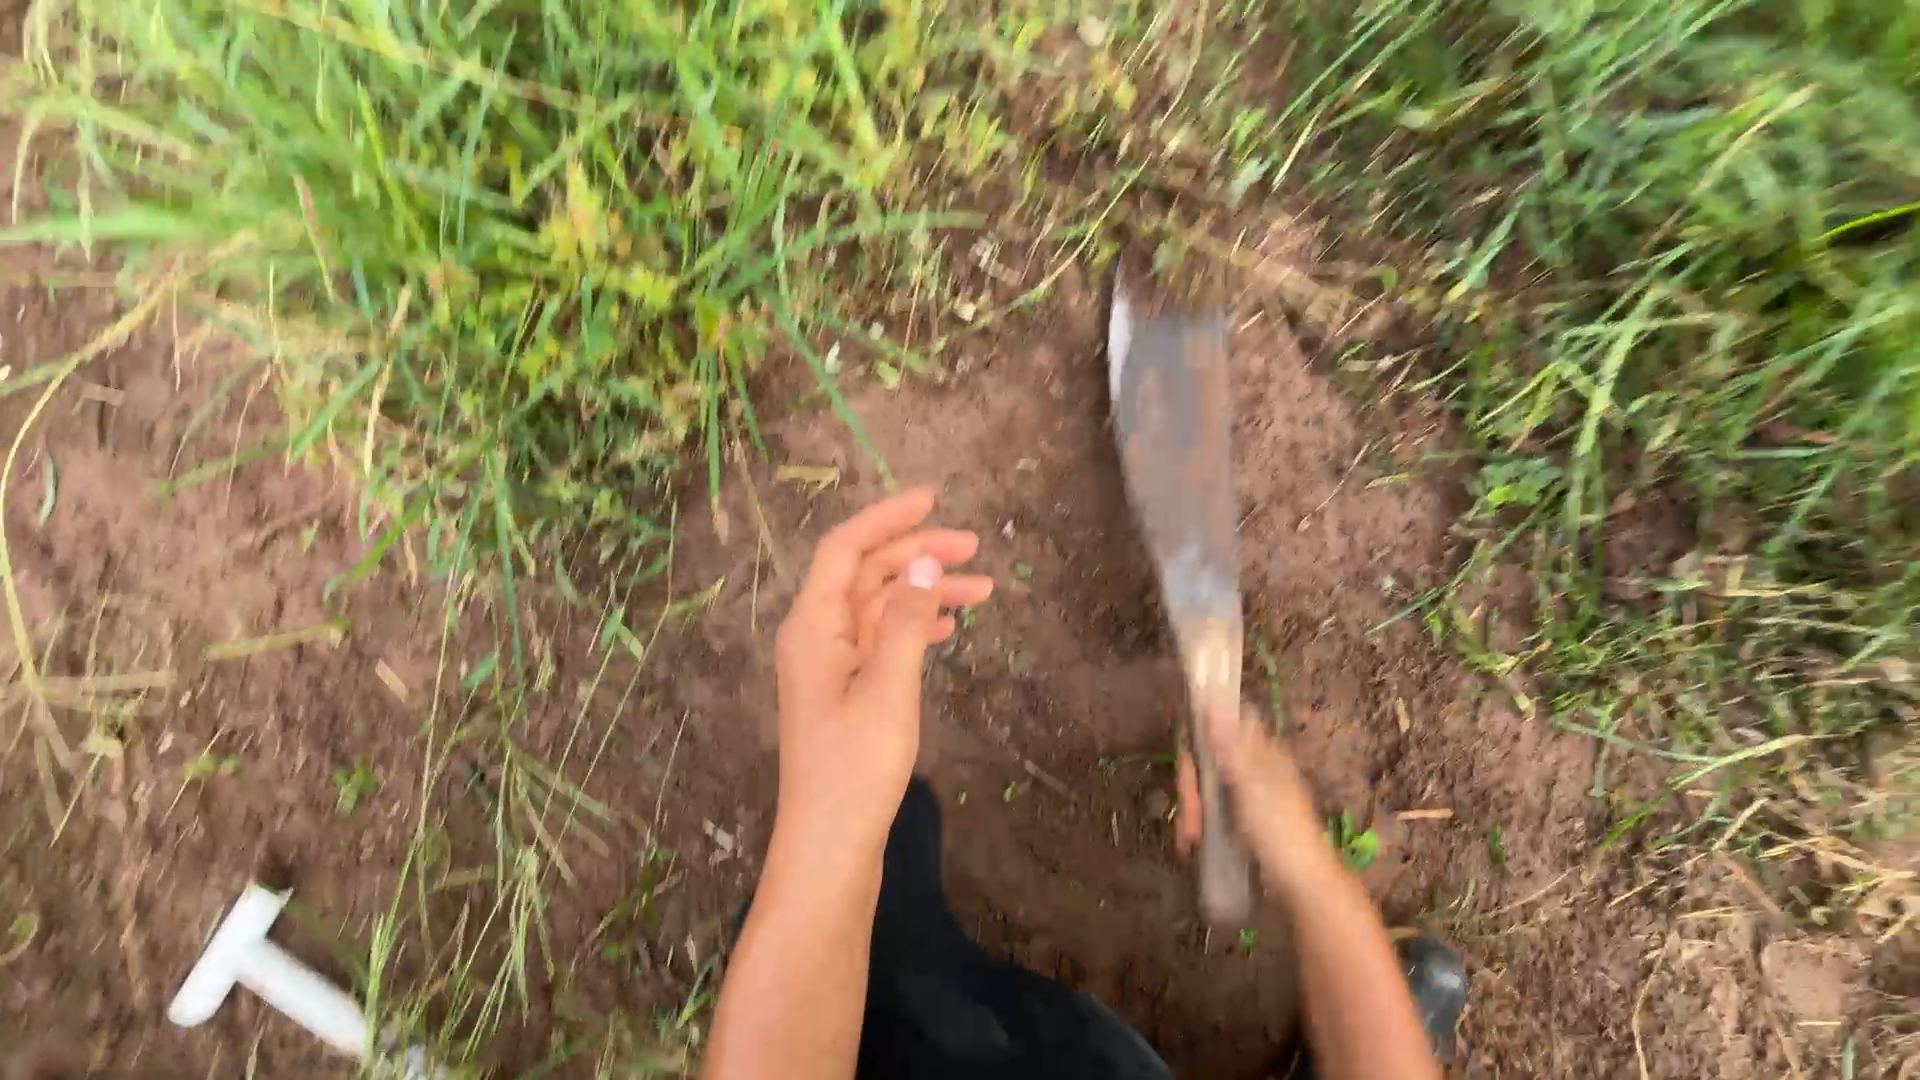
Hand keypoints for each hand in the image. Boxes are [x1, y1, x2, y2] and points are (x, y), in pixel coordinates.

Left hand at [772, 489, 993, 855]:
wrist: (831, 847)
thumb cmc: (856, 768)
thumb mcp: (888, 688)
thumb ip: (906, 621)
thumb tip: (922, 564)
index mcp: (814, 625)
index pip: (846, 548)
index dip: (888, 518)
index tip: (933, 499)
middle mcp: (817, 635)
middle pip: (868, 574)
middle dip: (918, 555)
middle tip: (975, 549)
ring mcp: (832, 665)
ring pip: (881, 607)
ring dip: (925, 592)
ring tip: (982, 590)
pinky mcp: (848, 691)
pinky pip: (883, 640)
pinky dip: (916, 626)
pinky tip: (949, 627)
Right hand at [1175, 703, 1338, 896]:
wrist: (1303, 887)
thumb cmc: (1281, 833)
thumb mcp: (1251, 787)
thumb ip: (1229, 746)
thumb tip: (1212, 701)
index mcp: (1262, 756)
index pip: (1225, 728)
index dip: (1201, 738)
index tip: (1189, 760)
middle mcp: (1254, 771)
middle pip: (1209, 761)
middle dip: (1193, 788)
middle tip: (1190, 818)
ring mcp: (1248, 797)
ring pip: (1207, 789)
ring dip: (1193, 811)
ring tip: (1189, 838)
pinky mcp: (1242, 822)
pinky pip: (1212, 812)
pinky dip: (1199, 824)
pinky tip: (1193, 842)